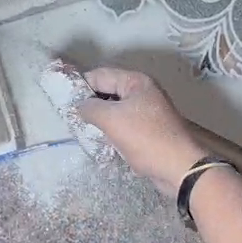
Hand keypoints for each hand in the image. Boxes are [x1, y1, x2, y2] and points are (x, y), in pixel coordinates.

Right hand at [74, 66, 206, 197]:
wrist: (178, 167)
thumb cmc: (145, 138)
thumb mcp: (112, 119)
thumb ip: (90, 107)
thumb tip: (79, 105)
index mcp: (136, 82)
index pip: (101, 75)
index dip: (81, 85)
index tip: (63, 99)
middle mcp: (142, 92)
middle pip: (108, 91)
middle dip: (90, 103)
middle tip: (70, 116)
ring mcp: (147, 112)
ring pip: (115, 110)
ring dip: (100, 119)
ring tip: (82, 129)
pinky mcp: (148, 130)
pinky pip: (123, 124)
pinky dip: (111, 130)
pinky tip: (99, 140)